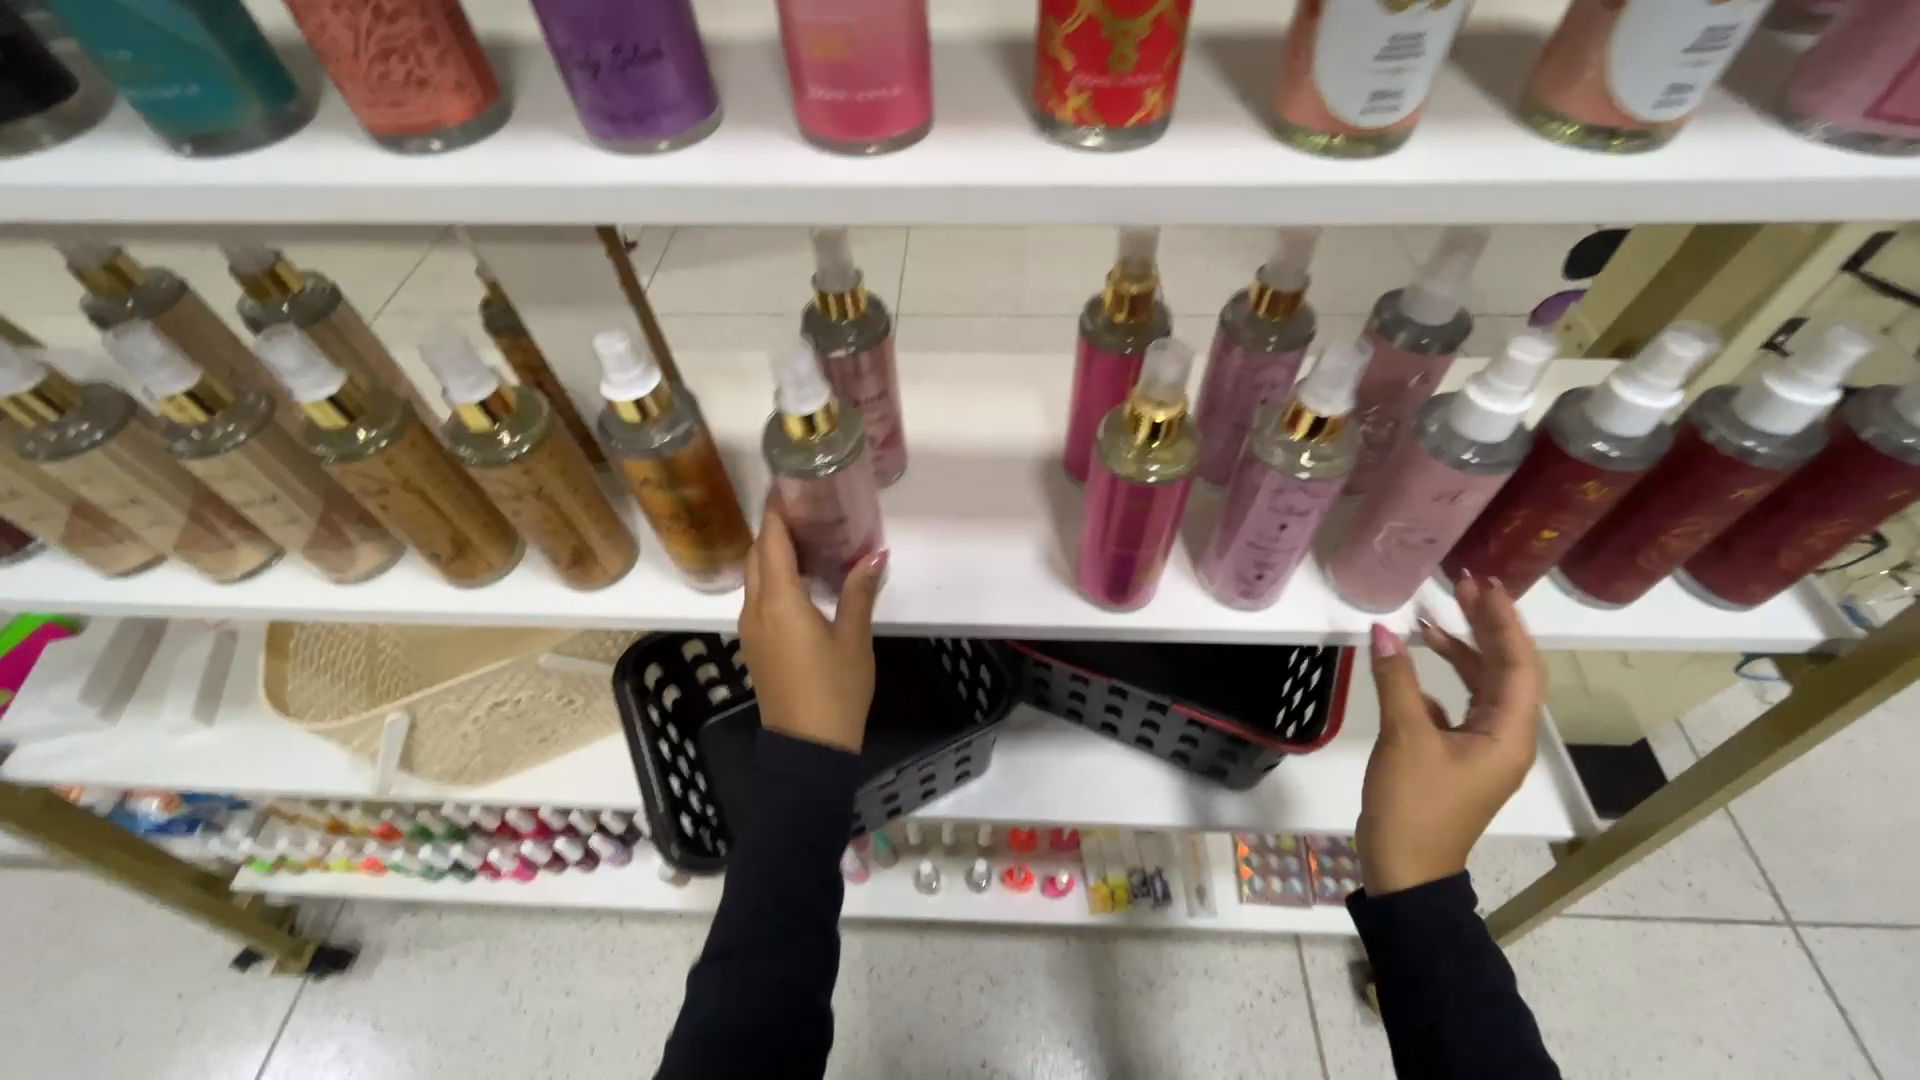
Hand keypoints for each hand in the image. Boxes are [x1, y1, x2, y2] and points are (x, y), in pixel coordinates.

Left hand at [738, 507, 887, 752]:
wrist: (808, 747)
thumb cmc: (835, 690)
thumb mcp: (854, 638)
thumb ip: (859, 591)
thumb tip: (877, 554)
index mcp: (779, 602)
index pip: (771, 541)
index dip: (777, 511)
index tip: (791, 486)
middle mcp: (756, 609)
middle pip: (757, 555)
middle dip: (775, 529)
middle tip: (807, 509)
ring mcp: (751, 628)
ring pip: (755, 577)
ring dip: (773, 554)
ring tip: (807, 536)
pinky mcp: (755, 644)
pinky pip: (758, 598)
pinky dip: (774, 578)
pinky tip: (801, 578)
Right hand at [1357, 575, 1544, 896]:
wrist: (1406, 868)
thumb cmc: (1414, 805)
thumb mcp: (1404, 738)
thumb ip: (1396, 680)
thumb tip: (1382, 630)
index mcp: (1507, 733)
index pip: (1518, 665)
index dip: (1503, 622)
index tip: (1484, 585)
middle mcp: (1504, 736)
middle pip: (1505, 670)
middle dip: (1486, 628)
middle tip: (1463, 586)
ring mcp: (1481, 748)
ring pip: (1481, 687)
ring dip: (1461, 652)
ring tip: (1431, 621)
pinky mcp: (1456, 756)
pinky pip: (1458, 706)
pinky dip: (1439, 681)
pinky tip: (1413, 669)